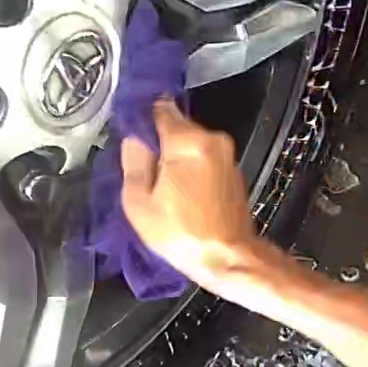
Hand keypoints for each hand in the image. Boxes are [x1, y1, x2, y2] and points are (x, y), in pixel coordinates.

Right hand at [121, 100, 275, 292]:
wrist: (228, 258)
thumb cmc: (181, 234)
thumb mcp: (139, 202)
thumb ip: (134, 163)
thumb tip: (134, 140)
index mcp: (187, 142)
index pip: (159, 109)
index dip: (142, 120)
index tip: (133, 138)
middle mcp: (212, 140)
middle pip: (177, 127)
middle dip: (161, 143)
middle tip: (148, 173)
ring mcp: (227, 155)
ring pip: (192, 144)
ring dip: (177, 158)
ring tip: (165, 189)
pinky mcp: (234, 171)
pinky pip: (206, 159)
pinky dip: (194, 169)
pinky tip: (185, 194)